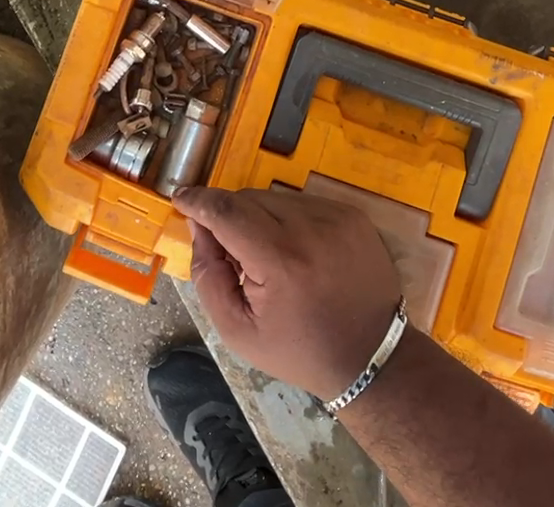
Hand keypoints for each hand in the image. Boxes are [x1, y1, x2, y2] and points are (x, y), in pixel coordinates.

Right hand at [175, 186, 401, 399]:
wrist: (373, 355)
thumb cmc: (299, 349)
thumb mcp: (237, 330)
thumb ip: (207, 275)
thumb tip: (199, 225)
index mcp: (280, 260)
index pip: (227, 212)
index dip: (199, 201)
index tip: (180, 197)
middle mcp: (311, 228)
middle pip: (248, 199)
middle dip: (229, 216)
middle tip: (229, 251)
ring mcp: (336, 217)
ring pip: (274, 197)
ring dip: (259, 216)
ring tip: (267, 256)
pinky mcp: (352, 214)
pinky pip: (302, 202)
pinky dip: (287, 219)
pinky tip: (295, 252)